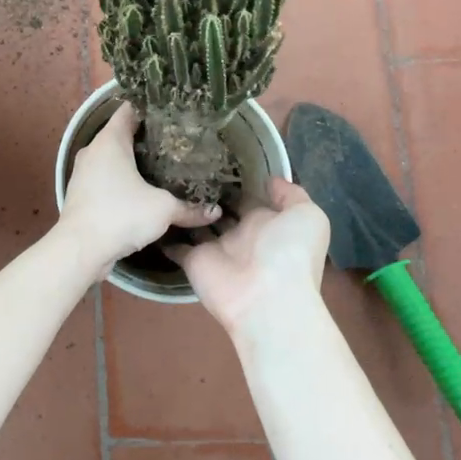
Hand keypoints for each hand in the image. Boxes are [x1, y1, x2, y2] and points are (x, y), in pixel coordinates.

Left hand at [56, 103, 219, 275]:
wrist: (79, 248)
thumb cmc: (120, 215)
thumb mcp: (162, 209)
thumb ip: (189, 208)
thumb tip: (215, 211)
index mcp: (110, 140)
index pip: (130, 110)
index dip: (151, 108)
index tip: (172, 113)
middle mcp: (93, 149)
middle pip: (122, 133)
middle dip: (147, 137)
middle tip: (176, 142)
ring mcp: (83, 171)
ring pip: (112, 157)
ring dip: (133, 160)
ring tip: (163, 165)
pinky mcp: (81, 192)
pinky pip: (105, 176)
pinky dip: (121, 179)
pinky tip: (141, 190)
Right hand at [165, 178, 329, 338]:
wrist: (268, 298)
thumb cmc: (290, 252)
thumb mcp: (307, 216)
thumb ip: (291, 194)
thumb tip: (270, 180)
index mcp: (266, 222)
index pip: (248, 198)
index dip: (235, 182)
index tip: (217, 161)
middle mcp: (240, 234)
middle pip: (220, 210)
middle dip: (207, 192)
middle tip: (186, 166)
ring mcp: (215, 248)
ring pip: (197, 224)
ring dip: (185, 208)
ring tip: (165, 180)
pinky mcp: (193, 261)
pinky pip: (175, 246)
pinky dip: (165, 234)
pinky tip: (153, 212)